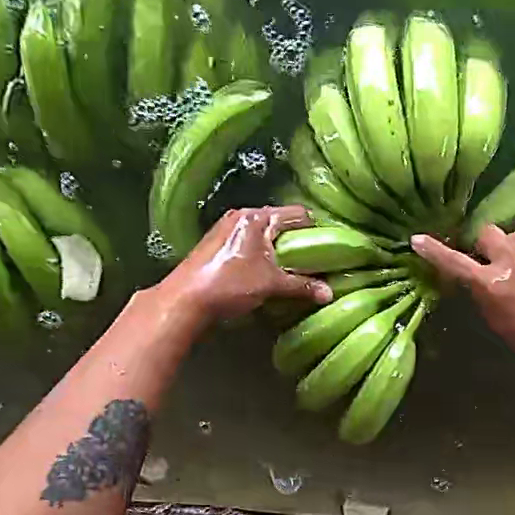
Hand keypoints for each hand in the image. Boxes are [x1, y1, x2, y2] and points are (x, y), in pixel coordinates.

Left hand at [156, 205, 332, 322]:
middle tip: (311, 263)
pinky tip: (263, 275)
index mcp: (258, 217)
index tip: (327, 248)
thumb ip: (302, 286)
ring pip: (262, 235)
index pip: (298, 214)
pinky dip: (260, 256)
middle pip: (280, 223)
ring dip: (276, 251)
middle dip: (296, 242)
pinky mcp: (215, 246)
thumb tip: (329, 294)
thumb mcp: (271, 285)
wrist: (185, 300)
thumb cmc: (230, 285)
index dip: (316, 230)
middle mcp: (241, 216)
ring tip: (289, 271)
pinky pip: (247, 244)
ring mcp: (225, 229)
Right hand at [413, 225, 514, 368]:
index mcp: (490, 282)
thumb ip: (483, 291)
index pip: (454, 262)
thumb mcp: (495, 317)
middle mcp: (512, 260)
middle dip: (488, 244)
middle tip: (495, 260)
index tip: (417, 239)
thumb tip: (478, 276)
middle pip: (490, 234)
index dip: (434, 251)